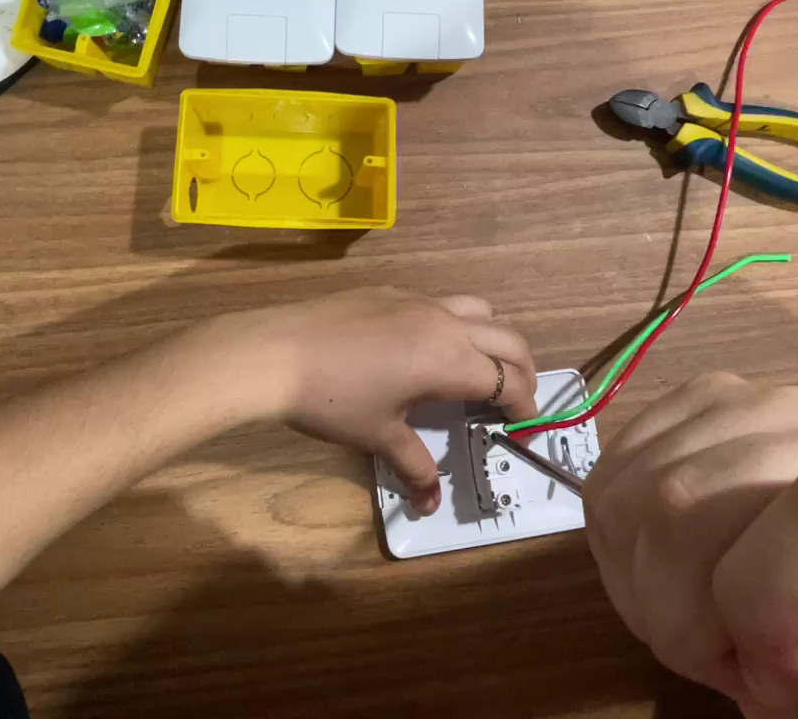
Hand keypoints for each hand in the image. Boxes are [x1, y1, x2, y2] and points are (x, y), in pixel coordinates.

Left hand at [203, 288, 538, 513]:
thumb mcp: (378, 437)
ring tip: (476, 367)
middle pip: (507, 339)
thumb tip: (430, 504)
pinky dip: (452, 324)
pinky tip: (420, 349)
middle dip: (521, 370)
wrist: (274, 353)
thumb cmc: (333, 401)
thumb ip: (415, 467)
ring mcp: (416, 300)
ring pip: (477, 310)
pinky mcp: (389, 291)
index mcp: (449, 359)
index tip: (523, 423)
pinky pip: (438, 303)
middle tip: (514, 399)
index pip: (507, 380)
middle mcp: (444, 323)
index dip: (522, 404)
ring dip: (491, 337)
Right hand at [584, 374, 797, 718]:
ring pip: (645, 482)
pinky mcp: (711, 397)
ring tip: (701, 612)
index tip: (777, 675)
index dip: (775, 610)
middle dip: (681, 610)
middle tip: (728, 656)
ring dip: (644, 577)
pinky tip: (670, 566)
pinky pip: (620, 463)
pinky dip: (622, 534)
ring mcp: (778, 405)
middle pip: (700, 498)